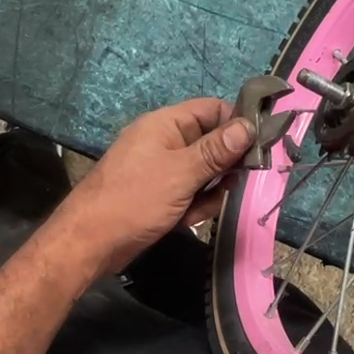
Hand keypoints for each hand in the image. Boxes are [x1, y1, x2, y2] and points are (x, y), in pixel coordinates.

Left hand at [47, 98, 253, 274]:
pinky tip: (187, 220)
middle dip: (226, 165)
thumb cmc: (135, 200)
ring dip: (210, 191)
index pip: (212, 110)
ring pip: (202, 174)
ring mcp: (160, 172)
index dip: (238, 123)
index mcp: (166, 125)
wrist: (91, 242)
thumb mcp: (181, 173)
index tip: (262, 144)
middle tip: (236, 183)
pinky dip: (193, 207)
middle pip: (211, 144)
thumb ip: (216, 151)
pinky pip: (188, 195)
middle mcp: (164, 143)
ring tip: (203, 206)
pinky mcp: (158, 197)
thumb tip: (248, 126)